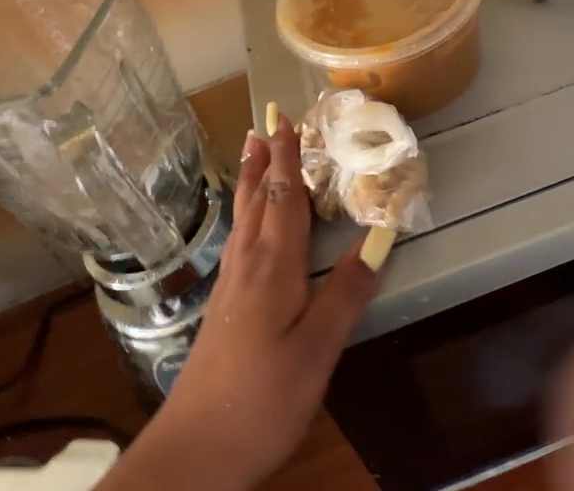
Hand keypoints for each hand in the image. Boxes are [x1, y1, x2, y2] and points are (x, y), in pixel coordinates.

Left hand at [102, 112, 379, 490]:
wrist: (193, 454)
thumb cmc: (262, 399)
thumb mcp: (317, 351)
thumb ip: (346, 294)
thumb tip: (379, 240)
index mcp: (272, 269)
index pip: (281, 199)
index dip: (286, 159)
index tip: (286, 119)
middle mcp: (246, 268)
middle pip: (254, 202)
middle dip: (262, 161)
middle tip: (264, 124)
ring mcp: (229, 290)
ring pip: (241, 221)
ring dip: (248, 183)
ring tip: (249, 155)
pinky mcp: (222, 311)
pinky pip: (237, 243)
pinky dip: (245, 216)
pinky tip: (245, 230)